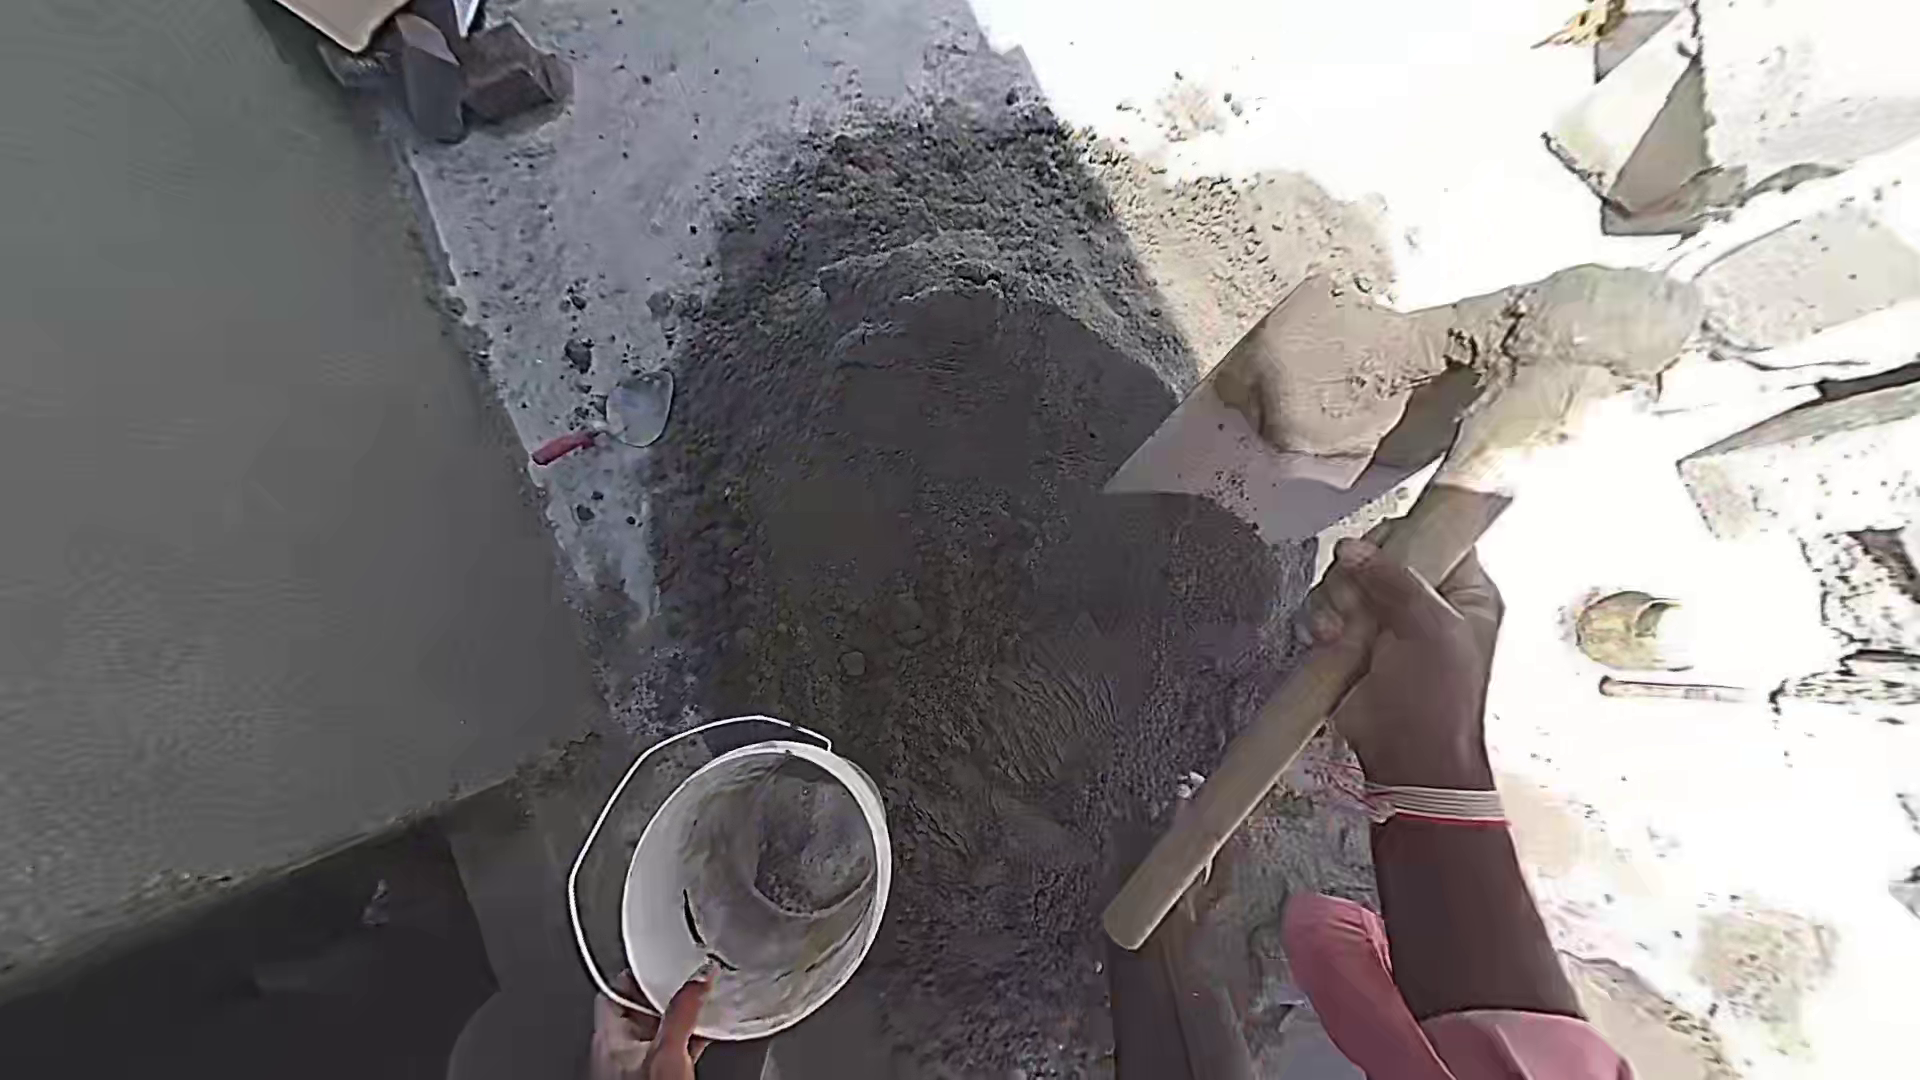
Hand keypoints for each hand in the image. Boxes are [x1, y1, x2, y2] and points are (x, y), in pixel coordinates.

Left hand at [589, 971, 709, 1079]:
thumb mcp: (667, 1052)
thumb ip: (683, 1010)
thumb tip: (701, 976)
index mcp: (609, 1039)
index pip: (618, 988)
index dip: (640, 968)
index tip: (666, 955)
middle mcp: (618, 1052)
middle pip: (644, 1003)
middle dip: (670, 987)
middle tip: (693, 973)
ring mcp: (636, 1066)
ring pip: (661, 1024)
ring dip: (685, 1011)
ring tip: (706, 997)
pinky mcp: (656, 1077)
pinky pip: (674, 1044)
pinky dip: (691, 1033)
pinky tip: (708, 1029)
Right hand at [1303, 536, 1501, 788]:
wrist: (1403, 750)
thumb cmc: (1436, 696)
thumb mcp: (1429, 630)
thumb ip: (1393, 581)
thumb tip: (1352, 547)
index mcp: (1460, 592)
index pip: (1432, 538)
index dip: (1402, 538)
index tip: (1378, 555)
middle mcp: (1418, 599)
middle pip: (1373, 556)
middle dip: (1355, 579)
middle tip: (1359, 606)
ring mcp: (1381, 618)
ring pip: (1342, 581)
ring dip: (1333, 604)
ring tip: (1343, 633)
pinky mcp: (1348, 635)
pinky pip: (1321, 607)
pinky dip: (1319, 620)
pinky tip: (1329, 640)